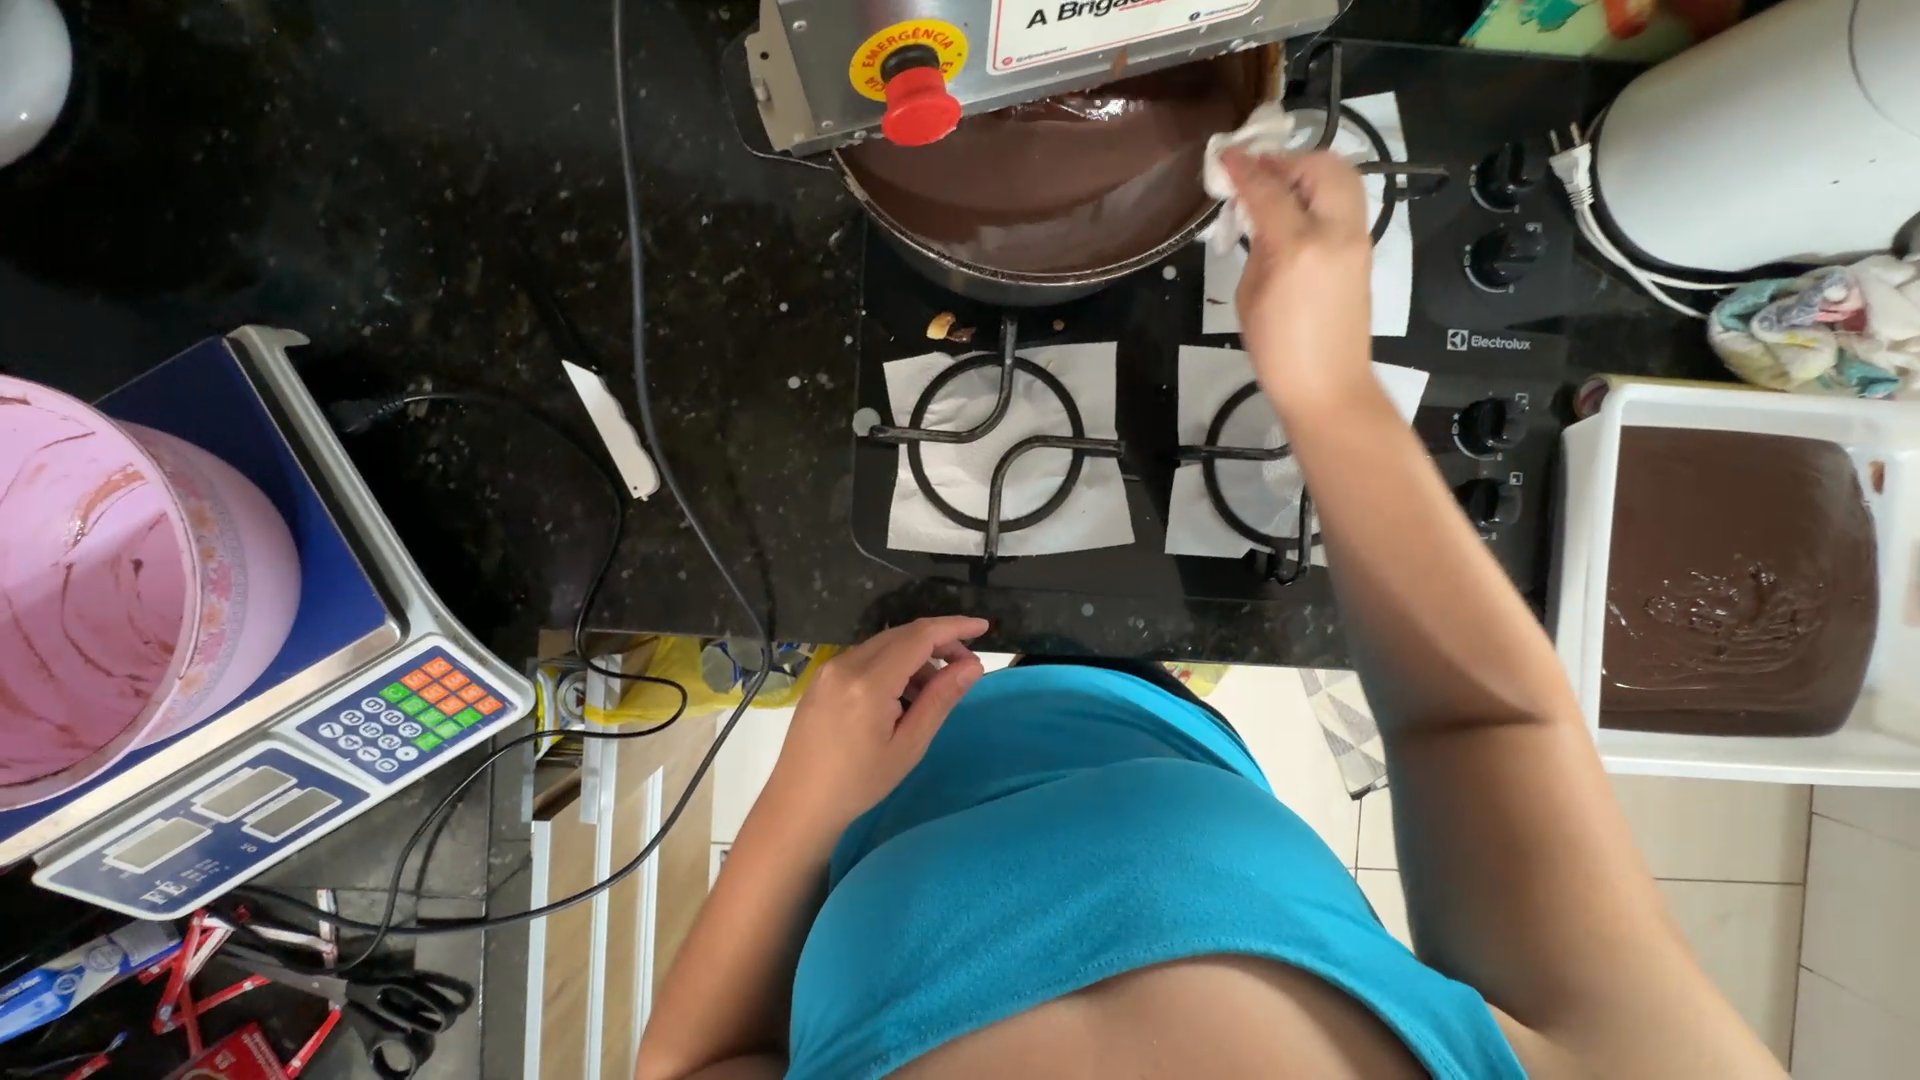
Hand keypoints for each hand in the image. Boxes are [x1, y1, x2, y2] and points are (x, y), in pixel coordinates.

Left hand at [764, 616, 988, 836]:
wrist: (799, 803)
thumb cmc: (859, 783)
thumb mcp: (909, 745)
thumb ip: (941, 699)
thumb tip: (973, 666)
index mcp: (869, 682)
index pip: (920, 636)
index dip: (954, 627)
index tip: (983, 627)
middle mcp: (846, 664)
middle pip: (902, 634)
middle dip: (939, 642)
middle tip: (966, 667)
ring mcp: (829, 668)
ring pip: (884, 645)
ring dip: (916, 656)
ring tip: (933, 692)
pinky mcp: (822, 678)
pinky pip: (866, 657)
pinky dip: (892, 665)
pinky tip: (903, 695)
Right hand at [1223, 150, 1374, 409]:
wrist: (1327, 384)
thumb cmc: (1276, 350)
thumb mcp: (1250, 295)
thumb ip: (1257, 246)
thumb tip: (1260, 219)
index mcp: (1298, 246)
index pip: (1268, 190)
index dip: (1244, 170)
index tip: (1225, 156)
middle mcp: (1335, 231)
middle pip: (1319, 167)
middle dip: (1286, 161)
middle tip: (1257, 173)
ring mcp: (1357, 238)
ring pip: (1341, 178)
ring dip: (1308, 173)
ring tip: (1279, 189)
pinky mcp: (1364, 250)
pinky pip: (1345, 203)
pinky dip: (1320, 194)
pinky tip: (1296, 212)